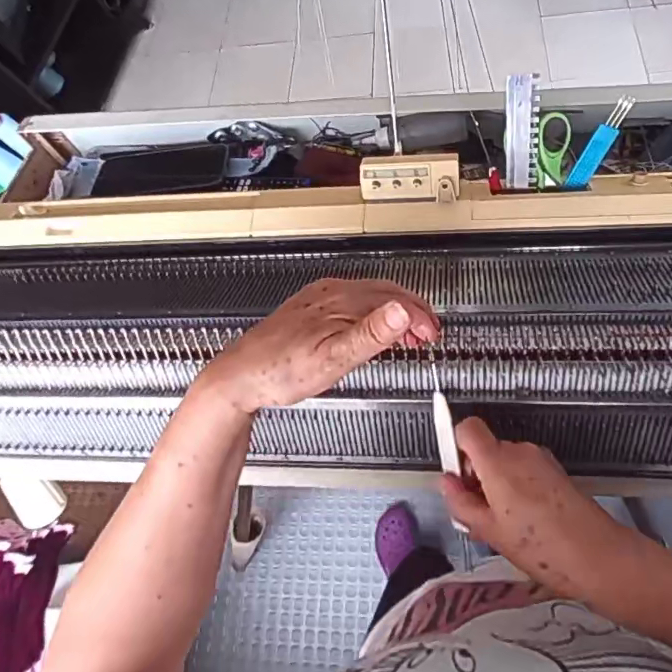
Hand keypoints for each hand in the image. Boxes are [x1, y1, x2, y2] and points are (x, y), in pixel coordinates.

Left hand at [194, 279, 440, 414]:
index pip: (394, 299)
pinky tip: (368, 331)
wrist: (238, 378)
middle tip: (427, 334)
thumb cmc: (279, 372)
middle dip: (412, 312)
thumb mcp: (334, 358)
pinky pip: (351, 304)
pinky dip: (373, 316)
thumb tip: (403, 312)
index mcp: (340, 300)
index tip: (432, 334)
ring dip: (393, 313)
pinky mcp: (309, 312)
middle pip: (384, 293)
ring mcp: (318, 301)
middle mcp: (329, 294)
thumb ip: (372, 334)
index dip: (419, 316)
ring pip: (368, 298)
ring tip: (406, 335)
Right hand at [439, 417, 640, 596]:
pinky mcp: (554, 470)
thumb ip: (461, 504)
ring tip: (504, 524)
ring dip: (497, 484)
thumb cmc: (545, 547)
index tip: (455, 473)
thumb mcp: (489, 531)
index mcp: (498, 461)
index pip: (466, 428)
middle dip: (477, 475)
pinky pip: (524, 470)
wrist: (597, 555)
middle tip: (478, 511)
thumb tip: (447, 485)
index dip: (455, 446)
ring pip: (505, 462)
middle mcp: (520, 451)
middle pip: (485, 448)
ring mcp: (540, 459)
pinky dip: (517, 488)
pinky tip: (523, 522)